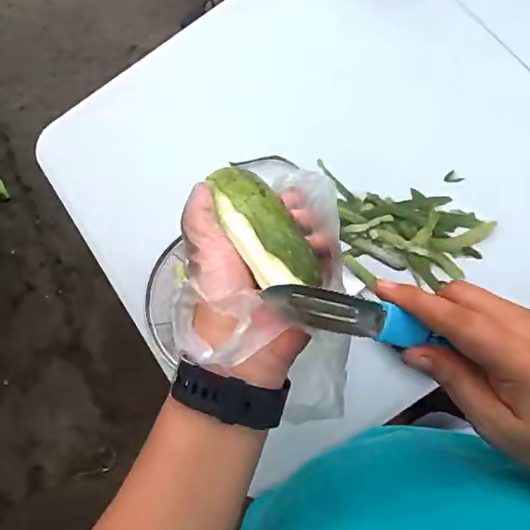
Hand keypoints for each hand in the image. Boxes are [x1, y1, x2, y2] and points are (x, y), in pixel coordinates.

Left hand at [179, 181, 333, 389]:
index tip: (282, 196)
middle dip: (299, 211)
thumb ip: (200, 216)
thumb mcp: (202, 249)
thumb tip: (206, 185)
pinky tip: (324, 248)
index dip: (274, 200)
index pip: (263, 212)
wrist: (241, 344)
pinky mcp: (310, 288)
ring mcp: (291, 271)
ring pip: (312, 239)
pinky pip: (327, 264)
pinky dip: (329, 252)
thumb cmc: (218, 293)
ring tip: (311, 235)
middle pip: (292, 222)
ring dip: (315, 229)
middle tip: (298, 214)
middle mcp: (267, 254)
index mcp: (242, 243)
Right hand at [374, 280, 529, 501]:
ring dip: (445, 309)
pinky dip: (464, 315)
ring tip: (428, 341)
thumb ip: (452, 378)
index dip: (417, 302)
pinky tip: (458, 342)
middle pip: (465, 295)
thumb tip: (412, 348)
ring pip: (475, 296)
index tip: (382, 288)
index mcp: (522, 358)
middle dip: (427, 305)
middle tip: (401, 332)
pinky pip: (488, 305)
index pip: (459, 318)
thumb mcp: (491, 423)